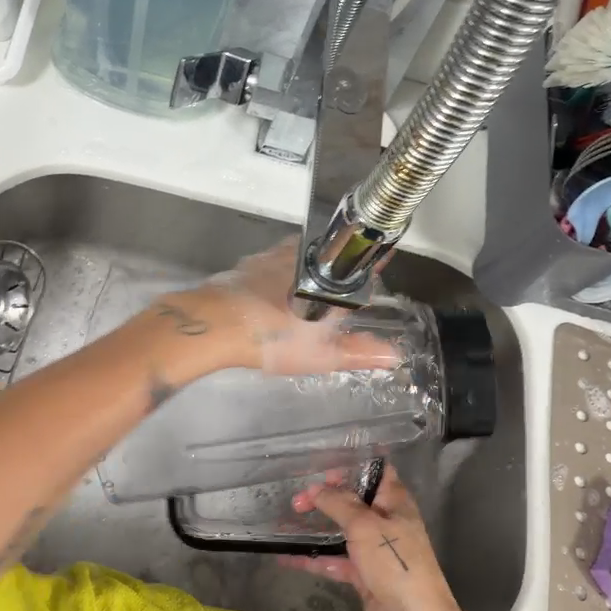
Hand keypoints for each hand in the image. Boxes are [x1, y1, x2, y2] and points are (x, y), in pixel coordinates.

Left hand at [150, 239, 402, 375]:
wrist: (215, 324)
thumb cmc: (273, 338)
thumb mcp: (320, 354)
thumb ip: (357, 353)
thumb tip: (395, 355)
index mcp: (325, 278)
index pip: (356, 261)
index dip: (368, 264)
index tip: (378, 264)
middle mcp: (300, 259)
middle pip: (326, 255)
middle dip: (335, 266)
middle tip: (337, 287)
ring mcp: (269, 258)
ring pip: (295, 255)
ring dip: (303, 266)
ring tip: (305, 288)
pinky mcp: (244, 264)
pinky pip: (268, 263)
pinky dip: (274, 273)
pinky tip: (270, 290)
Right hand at [279, 466, 458, 610]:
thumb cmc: (394, 560)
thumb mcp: (364, 525)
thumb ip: (338, 503)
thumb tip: (314, 489)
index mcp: (394, 501)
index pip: (375, 472)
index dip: (351, 466)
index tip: (321, 469)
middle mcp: (386, 520)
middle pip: (353, 501)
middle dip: (325, 498)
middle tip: (297, 499)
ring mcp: (374, 548)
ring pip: (342, 531)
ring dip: (317, 527)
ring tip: (286, 522)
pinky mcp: (364, 573)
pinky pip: (336, 560)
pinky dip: (315, 558)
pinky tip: (288, 557)